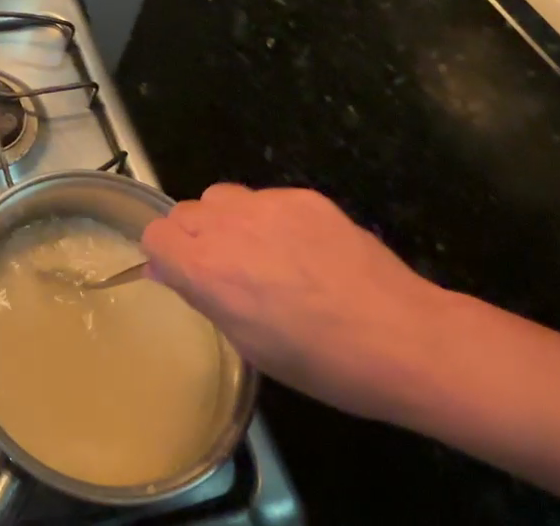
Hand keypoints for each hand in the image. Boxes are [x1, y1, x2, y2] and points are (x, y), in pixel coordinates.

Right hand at [141, 184, 452, 422]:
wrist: (404, 339)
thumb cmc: (321, 362)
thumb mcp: (248, 342)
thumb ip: (202, 294)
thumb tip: (168, 269)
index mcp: (208, 270)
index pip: (155, 234)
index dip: (165, 255)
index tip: (182, 275)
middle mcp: (230, 227)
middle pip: (184, 211)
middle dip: (193, 236)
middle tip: (224, 269)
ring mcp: (269, 205)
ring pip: (222, 196)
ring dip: (226, 221)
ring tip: (261, 254)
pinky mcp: (304, 197)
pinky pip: (266, 198)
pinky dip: (270, 219)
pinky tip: (303, 250)